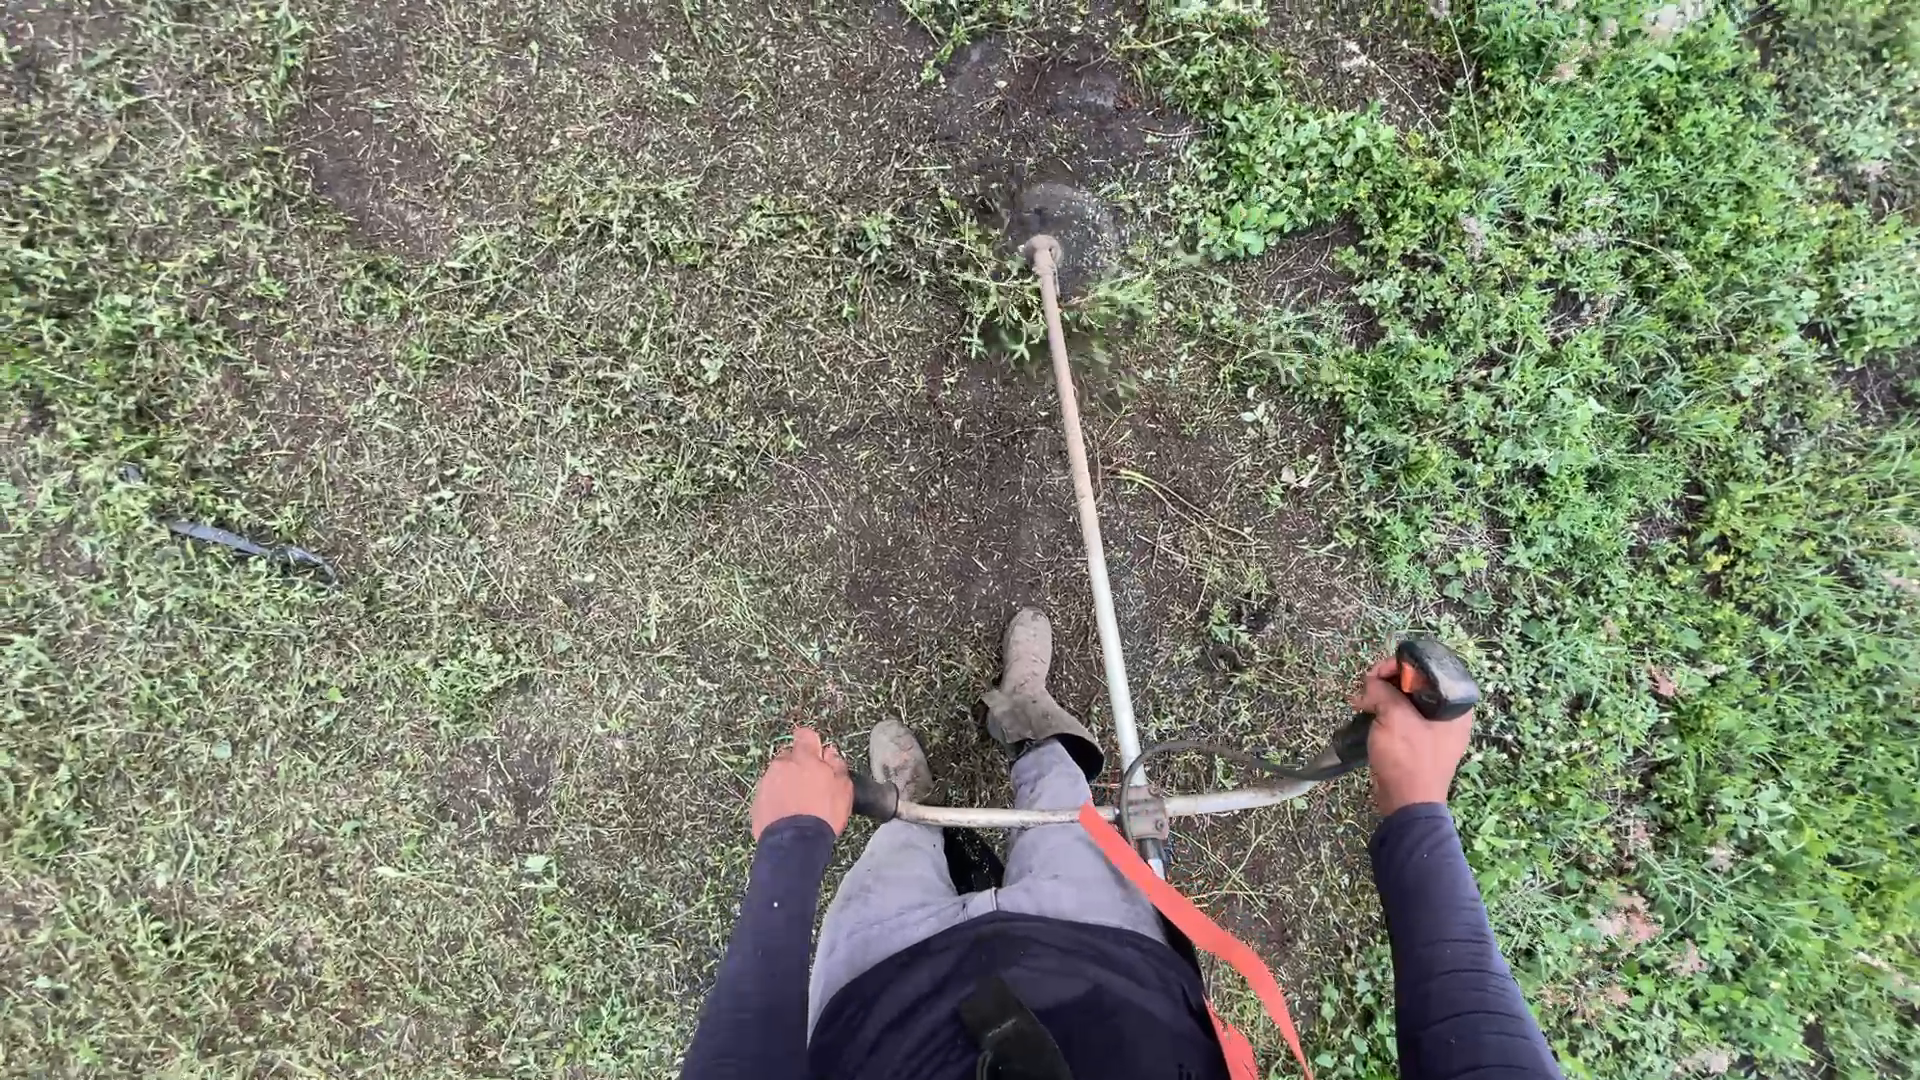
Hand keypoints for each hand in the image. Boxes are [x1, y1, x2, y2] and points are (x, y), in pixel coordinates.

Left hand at [749, 726, 852, 838]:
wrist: (795, 844)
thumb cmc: (823, 815)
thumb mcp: (843, 788)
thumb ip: (837, 765)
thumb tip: (830, 753)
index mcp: (803, 757)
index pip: (805, 735)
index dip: (812, 744)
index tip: (817, 755)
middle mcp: (781, 764)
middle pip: (790, 756)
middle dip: (799, 766)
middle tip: (811, 785)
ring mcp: (766, 782)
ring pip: (778, 774)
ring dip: (786, 782)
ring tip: (799, 804)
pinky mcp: (756, 801)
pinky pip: (768, 793)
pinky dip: (776, 798)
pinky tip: (788, 813)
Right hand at [1353, 656, 1473, 815]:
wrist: (1407, 801)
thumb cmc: (1408, 757)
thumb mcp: (1394, 717)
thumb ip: (1382, 691)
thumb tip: (1370, 684)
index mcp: (1456, 706)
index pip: (1429, 670)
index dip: (1400, 666)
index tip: (1376, 674)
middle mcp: (1450, 715)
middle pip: (1415, 683)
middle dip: (1386, 681)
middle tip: (1365, 687)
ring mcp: (1434, 729)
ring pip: (1405, 699)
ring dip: (1381, 695)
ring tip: (1360, 701)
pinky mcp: (1418, 740)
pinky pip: (1401, 715)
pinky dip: (1382, 710)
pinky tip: (1364, 711)